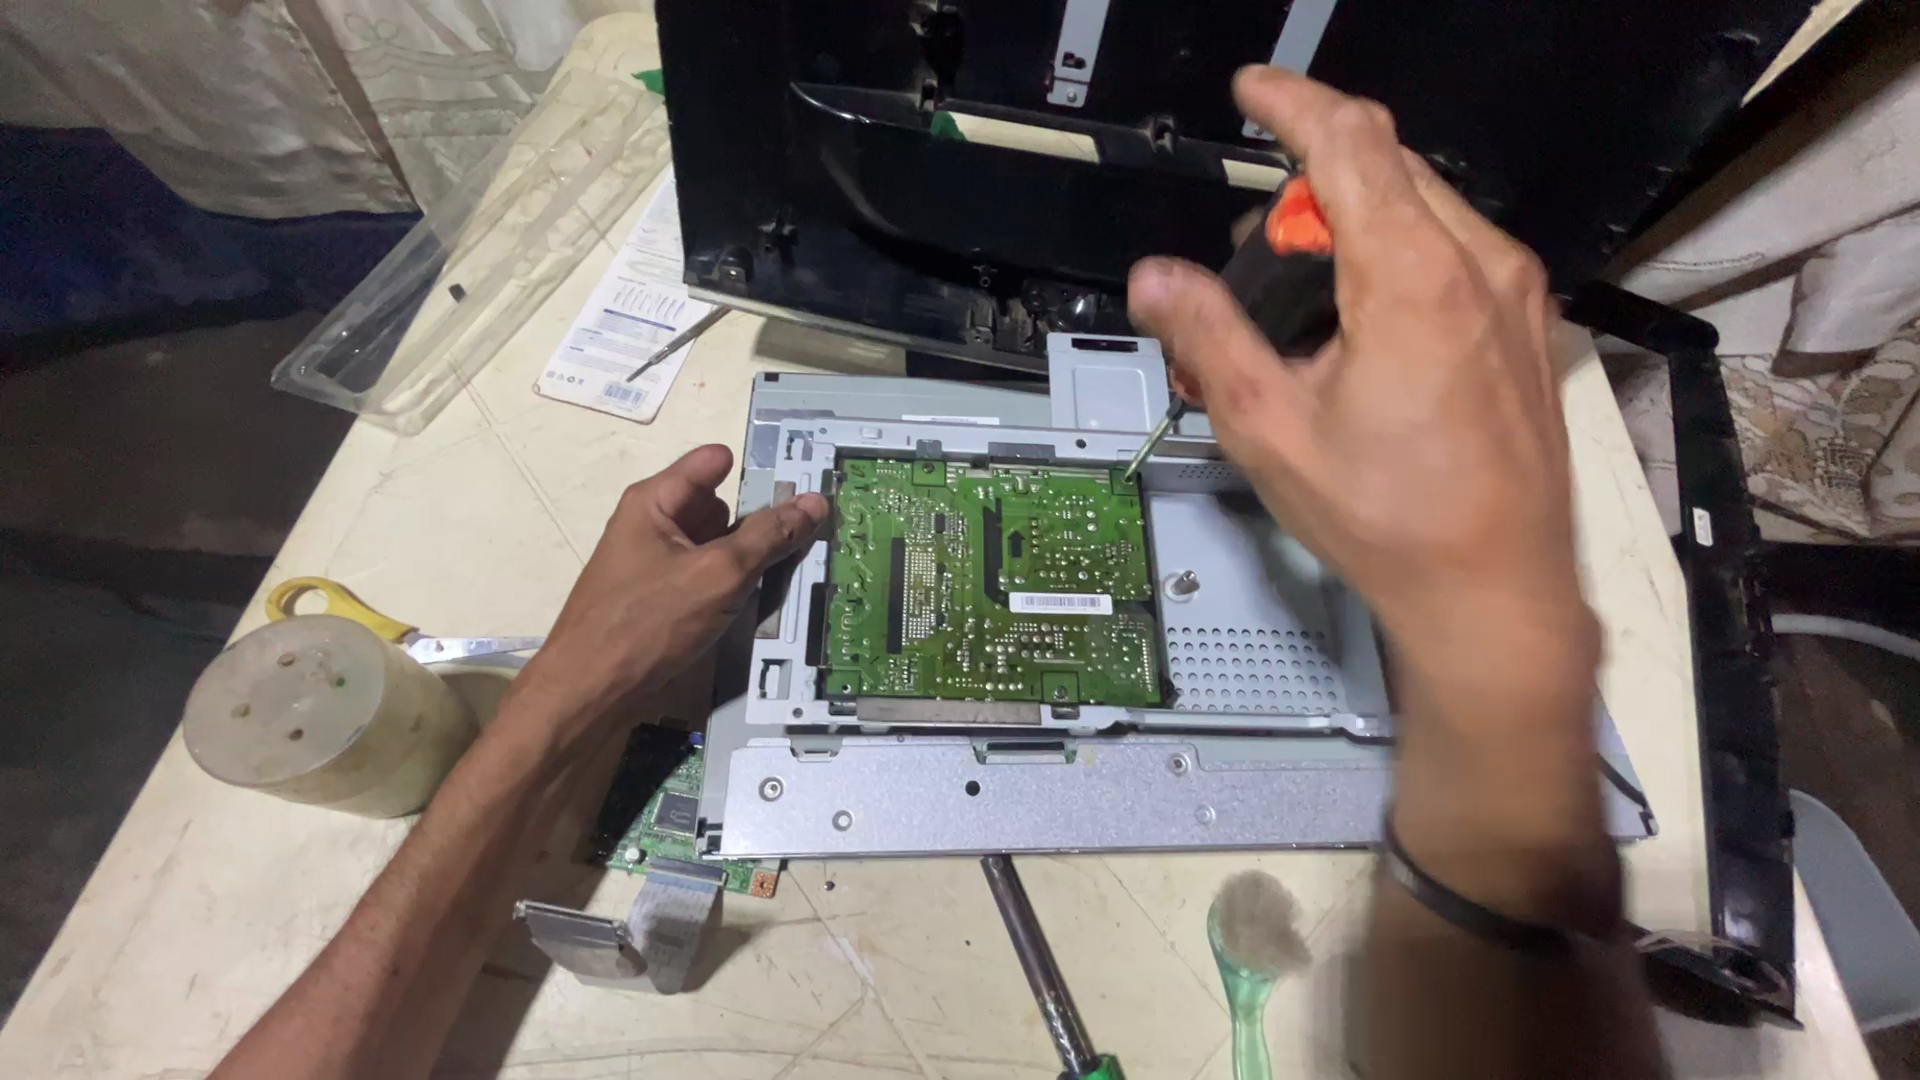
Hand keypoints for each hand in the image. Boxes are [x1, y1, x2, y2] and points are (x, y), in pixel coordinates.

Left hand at [513, 444, 826, 736]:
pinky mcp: (660, 597)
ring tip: (783, 576)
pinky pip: (707, 576)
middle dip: (758, 522)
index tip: (800, 488)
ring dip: (749, 559)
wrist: (590, 693)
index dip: (755, 470)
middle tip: (803, 540)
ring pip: (717, 545)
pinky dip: (732, 585)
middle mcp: (653, 524)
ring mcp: (655, 562)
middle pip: (720, 506)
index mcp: (655, 501)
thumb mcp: (720, 574)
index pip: (713, 462)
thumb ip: (770, 535)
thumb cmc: (649, 622)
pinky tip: (754, 604)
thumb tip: (815, 501)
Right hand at [1128, 67, 1594, 684]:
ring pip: (1423, 209)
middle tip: (1249, 260)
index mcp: (1413, 278)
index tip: (1250, 89)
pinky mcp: (1524, 328)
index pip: (1351, 144)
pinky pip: (1451, 252)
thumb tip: (1153, 277)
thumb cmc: (1380, 514)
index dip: (1293, 104)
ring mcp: (1516, 295)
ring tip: (1293, 304)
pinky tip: (1352, 327)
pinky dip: (1389, 257)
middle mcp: (1481, 265)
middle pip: (1387, 170)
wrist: (1490, 585)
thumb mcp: (1269, 427)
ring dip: (1347, 224)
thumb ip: (1208, 337)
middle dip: (1308, 187)